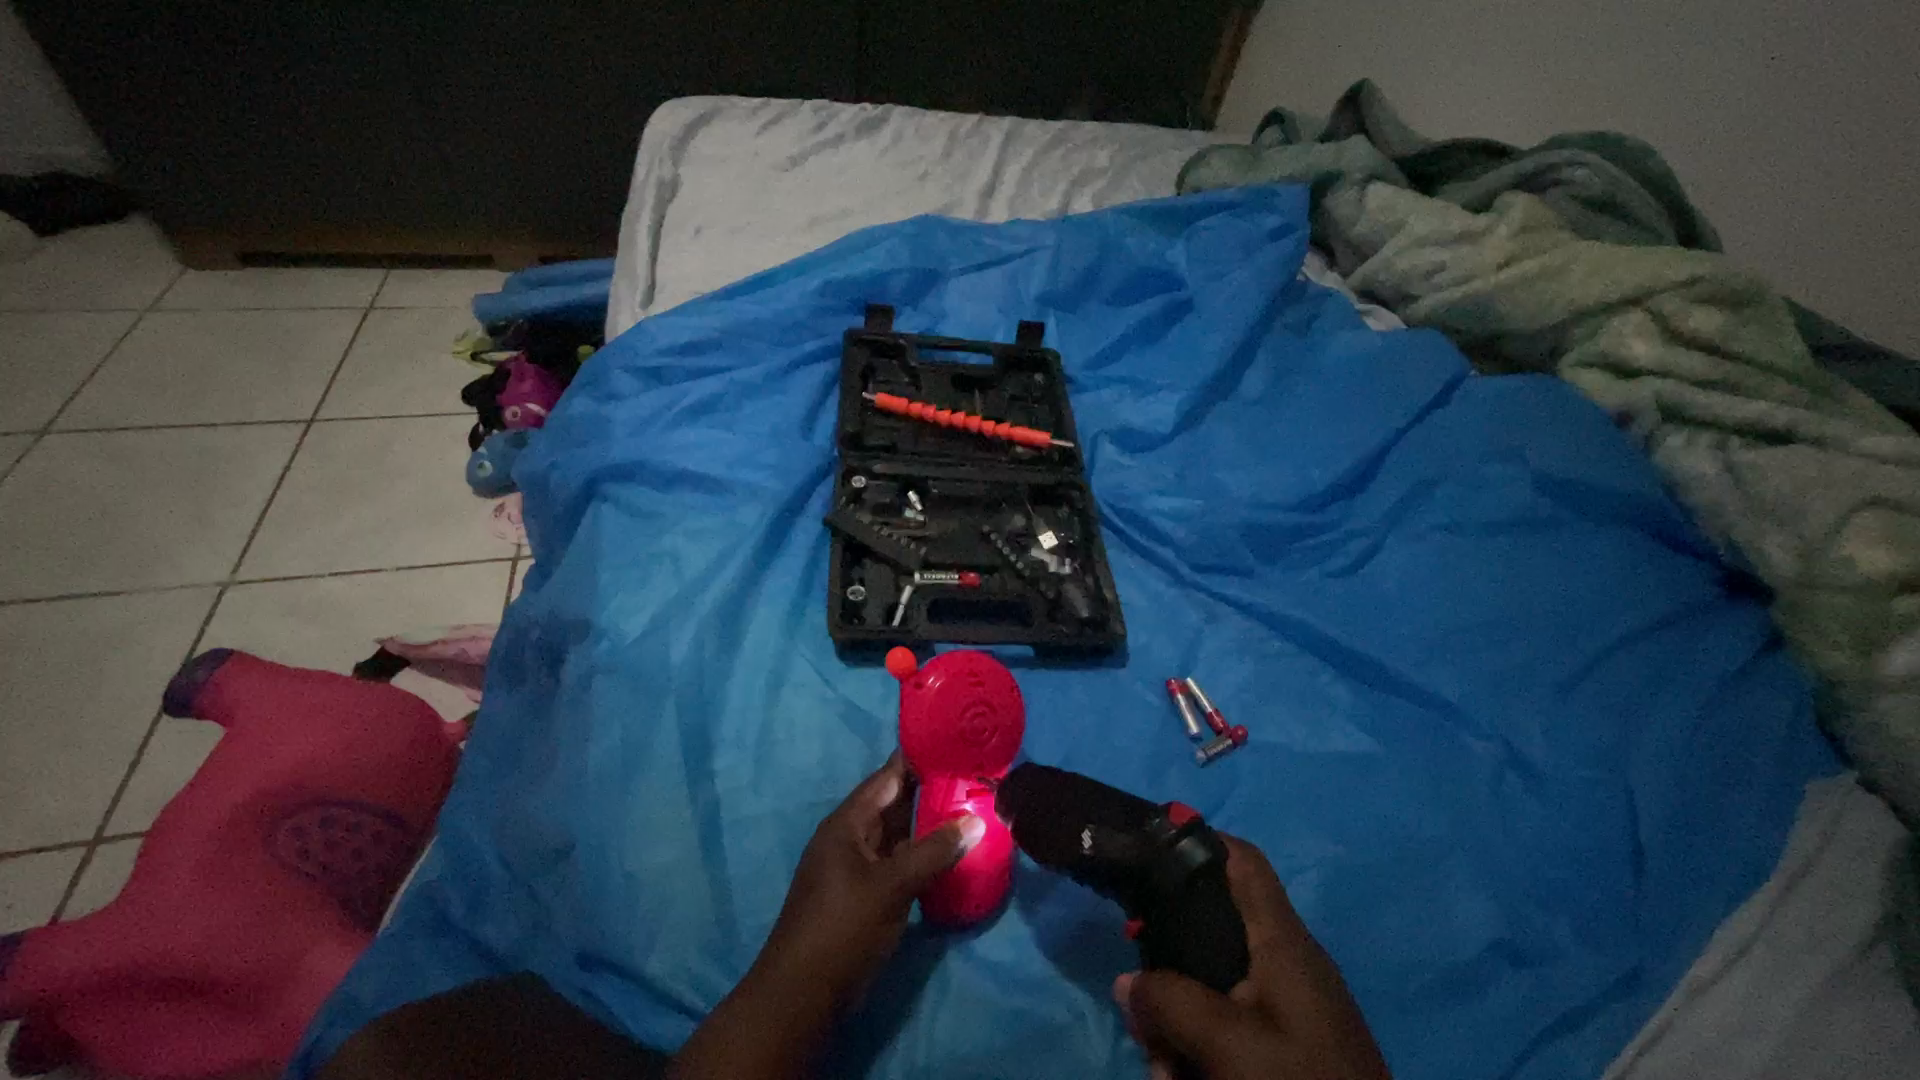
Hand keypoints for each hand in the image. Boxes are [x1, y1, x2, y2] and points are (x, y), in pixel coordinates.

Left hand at [760, 750, 984, 1000]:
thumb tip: (976, 821)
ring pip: (901, 836)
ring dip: (933, 826)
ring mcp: (859, 868)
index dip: (921, 758)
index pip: (888, 776)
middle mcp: (852, 837)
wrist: (802, 994)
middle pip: (897, 804)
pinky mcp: (868, 895)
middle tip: (979, 778)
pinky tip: (956, 857)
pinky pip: (902, 863)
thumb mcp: (891, 885)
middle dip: (935, 791)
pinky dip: (926, 857)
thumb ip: (933, 851)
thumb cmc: (841, 927)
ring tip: (976, 810)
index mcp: (848, 822)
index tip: (958, 743)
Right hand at [1113, 835, 1389, 1079]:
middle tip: (1141, 1005)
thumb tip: (1128, 983)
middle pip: (1209, 930)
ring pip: (1208, 986)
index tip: (1145, 852)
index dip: (1197, 841)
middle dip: (1165, 967)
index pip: (1242, 859)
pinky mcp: (1286, 1043)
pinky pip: (1226, 1025)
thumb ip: (1170, 1003)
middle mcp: (1284, 962)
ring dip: (1175, 1022)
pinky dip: (1198, 1048)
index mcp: (1282, 941)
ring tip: (1164, 1069)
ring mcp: (1286, 1006)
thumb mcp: (1228, 1044)